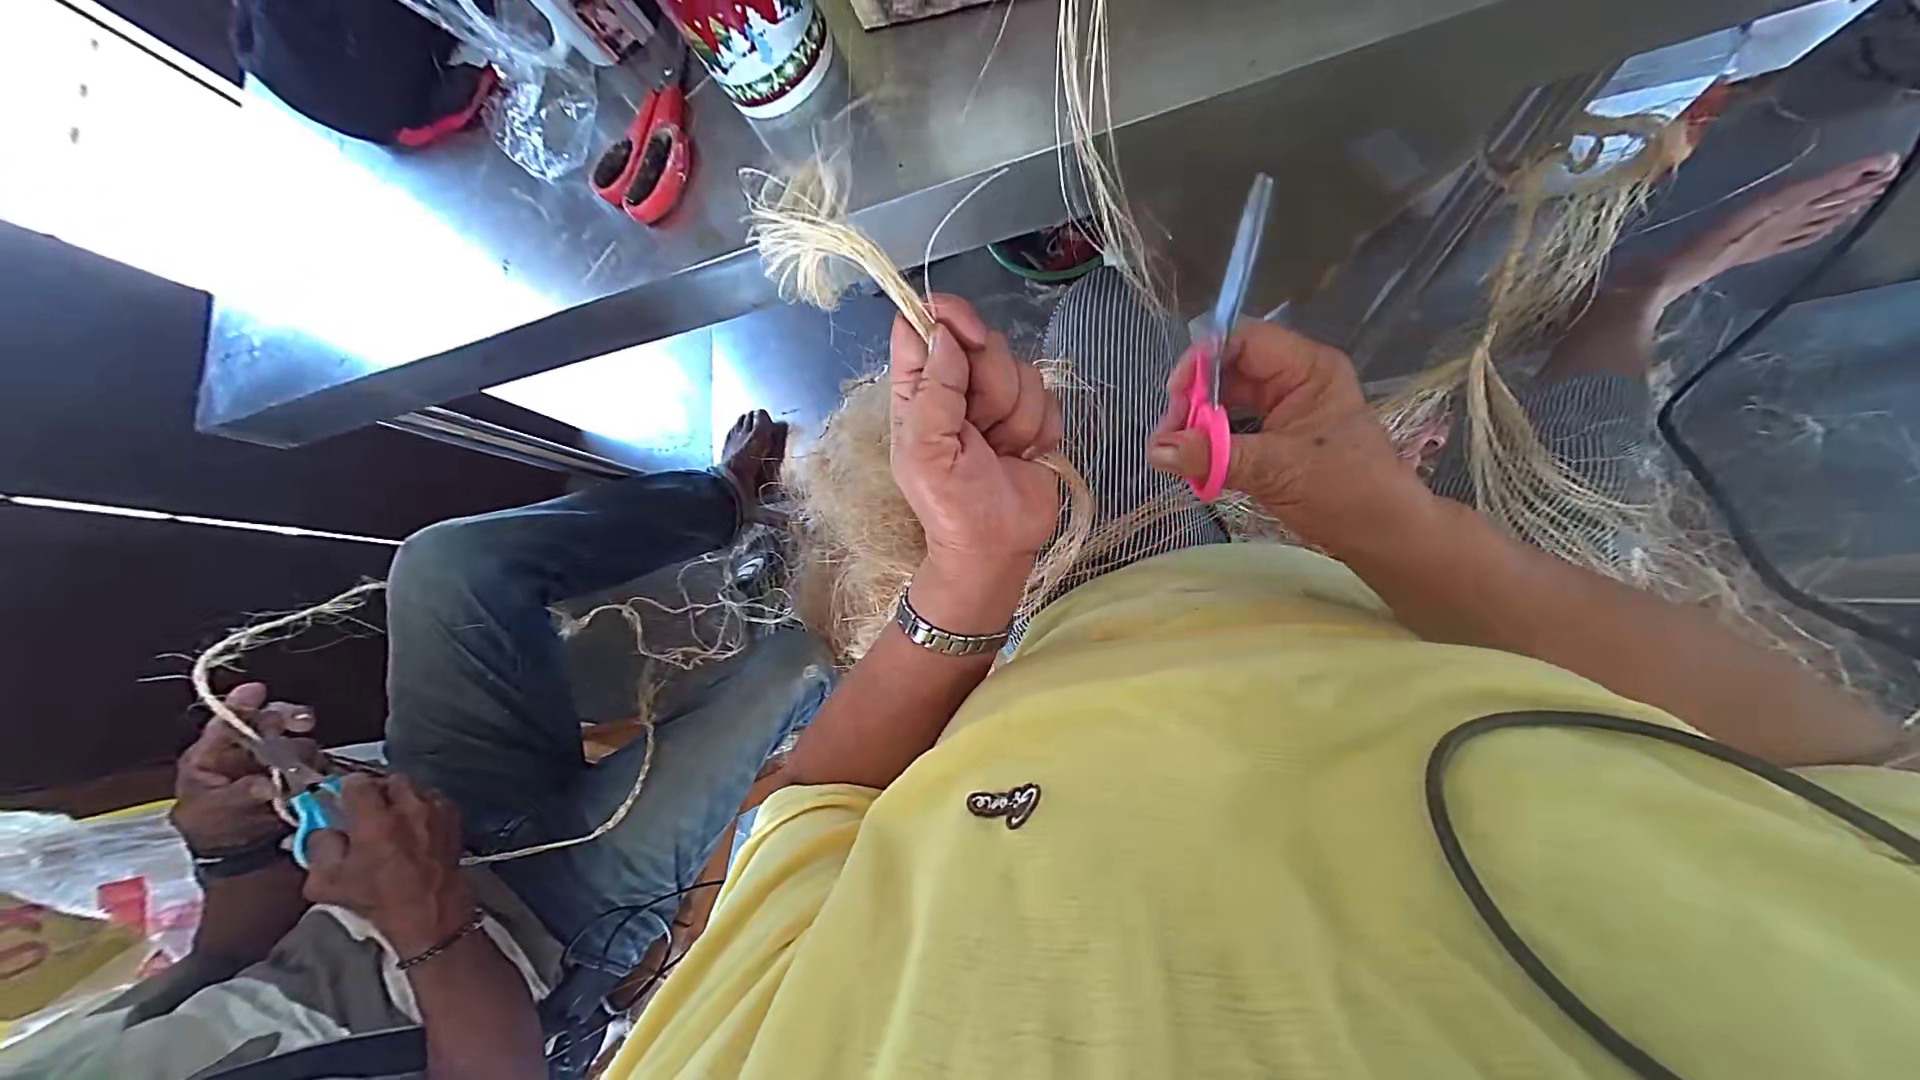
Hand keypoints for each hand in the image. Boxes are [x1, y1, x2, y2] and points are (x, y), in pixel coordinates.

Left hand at [171, 682, 316, 852]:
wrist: (251, 852)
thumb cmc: (220, 831)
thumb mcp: (218, 815)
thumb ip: (239, 796)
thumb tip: (266, 784)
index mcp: (210, 758)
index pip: (224, 724)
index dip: (239, 705)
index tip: (256, 690)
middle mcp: (243, 752)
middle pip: (266, 721)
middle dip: (285, 718)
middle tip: (302, 722)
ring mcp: (273, 759)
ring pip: (293, 737)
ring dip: (301, 747)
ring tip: (301, 770)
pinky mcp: (299, 767)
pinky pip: (311, 754)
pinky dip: (315, 760)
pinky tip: (313, 774)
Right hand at [302, 774, 474, 956]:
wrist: (428, 903)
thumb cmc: (375, 896)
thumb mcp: (326, 882)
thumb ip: (317, 849)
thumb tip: (320, 828)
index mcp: (376, 821)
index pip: (359, 784)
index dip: (345, 786)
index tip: (339, 794)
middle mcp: (410, 807)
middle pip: (392, 779)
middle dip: (376, 787)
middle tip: (366, 804)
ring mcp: (436, 808)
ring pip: (416, 786)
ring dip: (400, 794)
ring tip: (390, 813)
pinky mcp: (454, 814)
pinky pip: (434, 797)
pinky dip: (421, 803)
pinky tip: (413, 821)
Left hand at [890, 295, 1062, 581]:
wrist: (997, 546)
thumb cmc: (951, 504)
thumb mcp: (926, 451)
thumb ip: (933, 390)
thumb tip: (943, 333)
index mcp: (920, 390)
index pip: (922, 324)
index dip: (947, 317)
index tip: (968, 340)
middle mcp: (959, 386)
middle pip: (985, 342)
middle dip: (991, 389)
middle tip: (981, 431)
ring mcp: (1000, 401)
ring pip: (1023, 370)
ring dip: (1016, 418)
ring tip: (1001, 452)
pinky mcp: (1035, 417)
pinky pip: (1050, 397)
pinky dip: (1041, 430)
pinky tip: (1025, 454)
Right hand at [1147, 321, 1434, 552]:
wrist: (1379, 534)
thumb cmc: (1346, 491)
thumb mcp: (1277, 470)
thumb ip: (1215, 457)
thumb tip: (1158, 451)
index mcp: (1306, 370)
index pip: (1244, 342)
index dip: (1203, 361)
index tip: (1175, 397)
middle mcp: (1290, 381)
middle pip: (1225, 372)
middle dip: (1192, 400)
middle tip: (1168, 437)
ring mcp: (1278, 410)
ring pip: (1221, 403)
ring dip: (1194, 425)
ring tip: (1173, 453)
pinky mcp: (1268, 438)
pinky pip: (1226, 430)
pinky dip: (1205, 445)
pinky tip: (1190, 463)